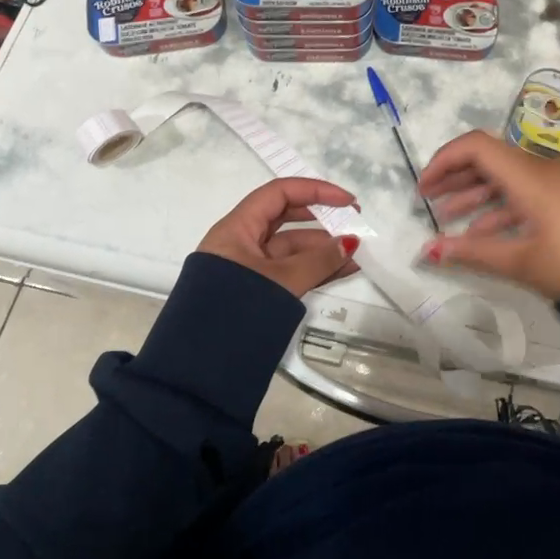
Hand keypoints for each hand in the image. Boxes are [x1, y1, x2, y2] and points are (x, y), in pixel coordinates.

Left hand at [198, 178, 361, 297]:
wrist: (202, 368)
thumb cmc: (237, 309)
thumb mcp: (283, 281)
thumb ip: (319, 261)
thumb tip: (351, 242)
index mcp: (237, 228)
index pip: (279, 193)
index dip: (315, 191)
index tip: (347, 201)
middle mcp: (241, 242)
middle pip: (287, 218)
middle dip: (322, 219)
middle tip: (354, 222)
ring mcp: (250, 267)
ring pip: (291, 248)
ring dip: (323, 248)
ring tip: (357, 252)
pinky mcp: (258, 290)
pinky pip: (290, 270)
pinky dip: (315, 268)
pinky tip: (343, 269)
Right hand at [417, 131, 559, 299]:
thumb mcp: (519, 261)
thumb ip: (472, 252)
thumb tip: (429, 250)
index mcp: (529, 176)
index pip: (477, 146)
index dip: (445, 160)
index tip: (424, 186)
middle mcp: (542, 170)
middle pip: (490, 159)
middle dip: (456, 176)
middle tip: (428, 198)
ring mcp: (557, 183)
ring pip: (506, 177)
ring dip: (475, 193)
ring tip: (447, 216)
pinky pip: (524, 191)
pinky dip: (499, 205)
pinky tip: (481, 230)